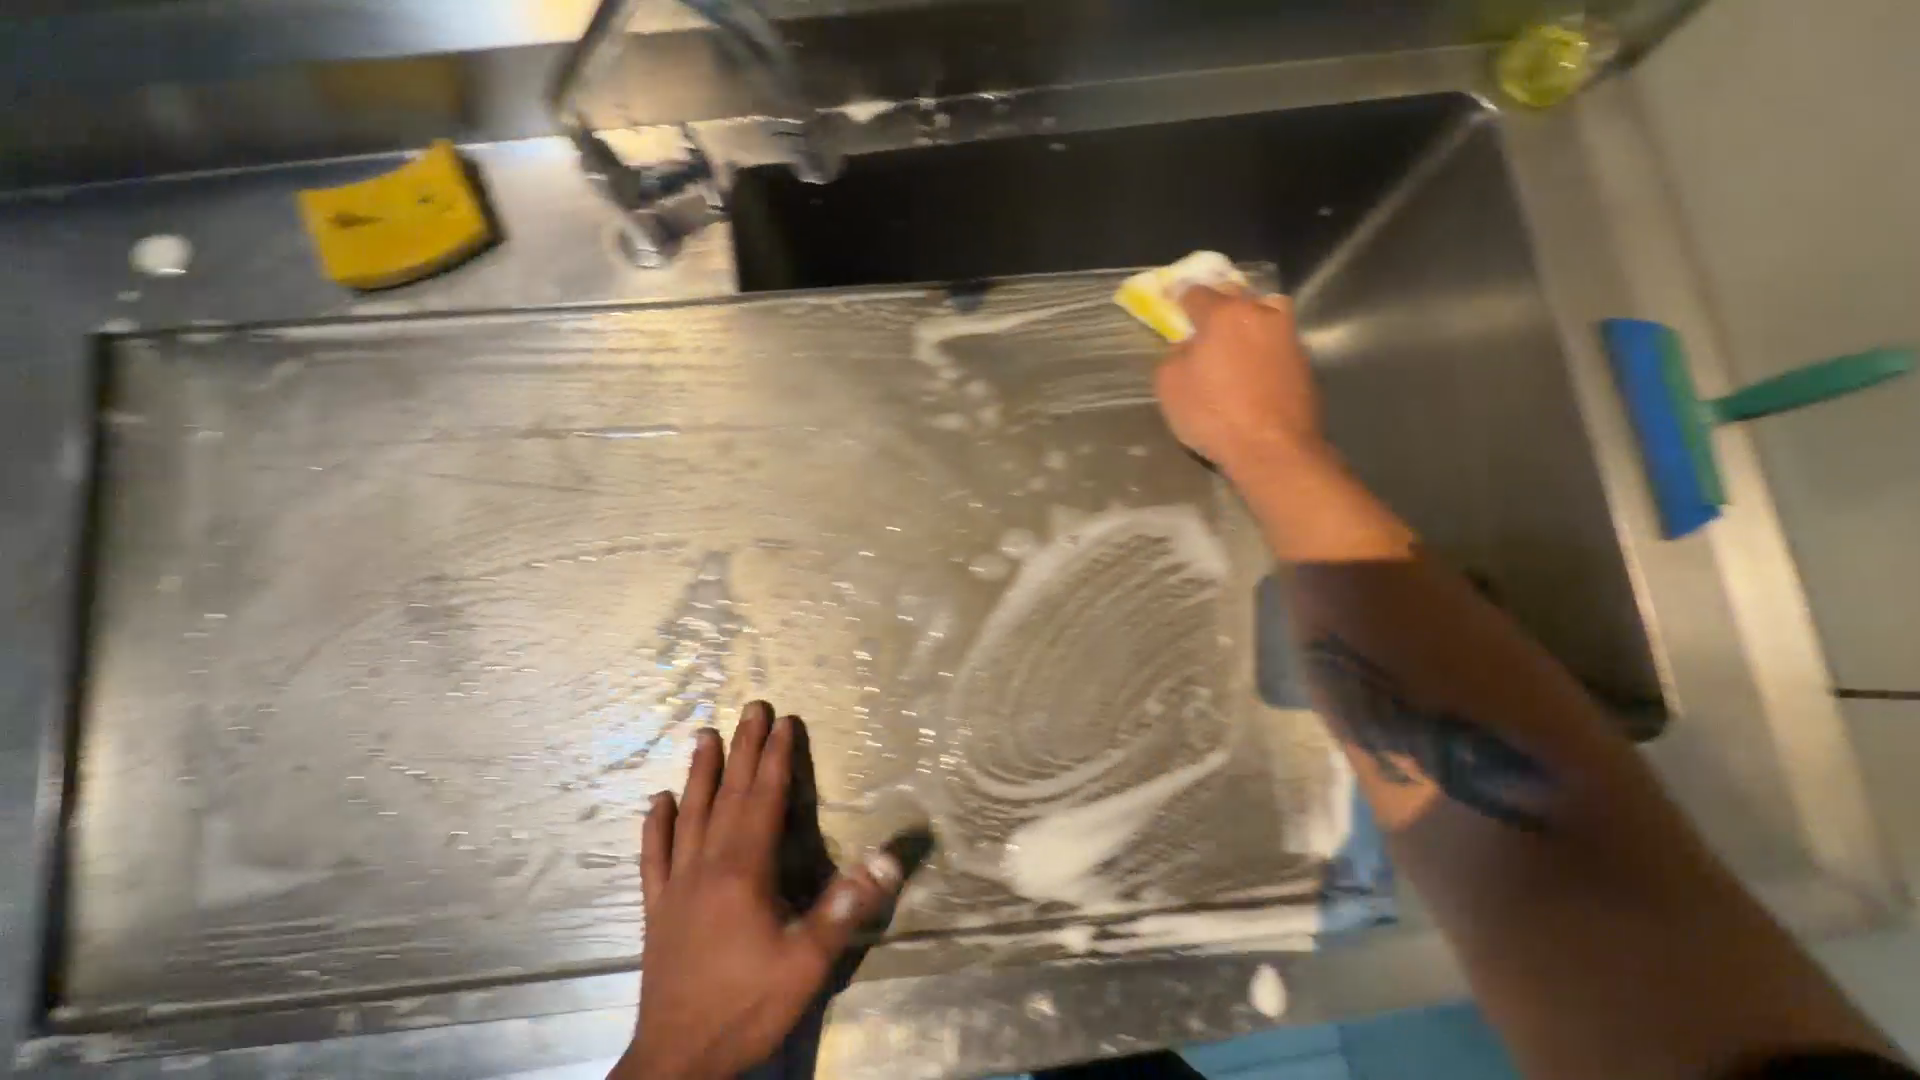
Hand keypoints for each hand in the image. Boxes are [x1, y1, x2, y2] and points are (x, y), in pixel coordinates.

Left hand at [613, 703, 903, 1079]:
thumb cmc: (746, 1006)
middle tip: (753, 707)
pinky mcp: (657, 910)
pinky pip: (654, 857)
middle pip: (729, 795)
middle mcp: (707, 865)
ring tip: (705, 735)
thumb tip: (887, 858)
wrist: (676, 1059)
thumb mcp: (807, 963)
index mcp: (744, 871)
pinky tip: (656, 802)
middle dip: (744, 749)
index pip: (765, 800)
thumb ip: (845, 908)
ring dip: (700, 773)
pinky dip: (656, 826)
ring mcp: (676, 886)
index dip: (777, 758)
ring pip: (689, 815)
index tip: (785, 720)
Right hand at [1153, 286, 1327, 479]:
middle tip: (1206, 323)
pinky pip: (1277, 344)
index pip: (1196, 292)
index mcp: (1224, 314)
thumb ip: (1175, 356)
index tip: (1172, 303)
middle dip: (1219, 305)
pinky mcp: (1305, 362)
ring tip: (1236, 343)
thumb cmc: (1214, 415)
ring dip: (1249, 322)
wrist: (1273, 450)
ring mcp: (1289, 337)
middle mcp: (1261, 314)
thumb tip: (1189, 348)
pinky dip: (1264, 350)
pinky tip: (1254, 372)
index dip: (1180, 299)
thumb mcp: (1170, 387)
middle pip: (1237, 296)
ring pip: (1265, 314)